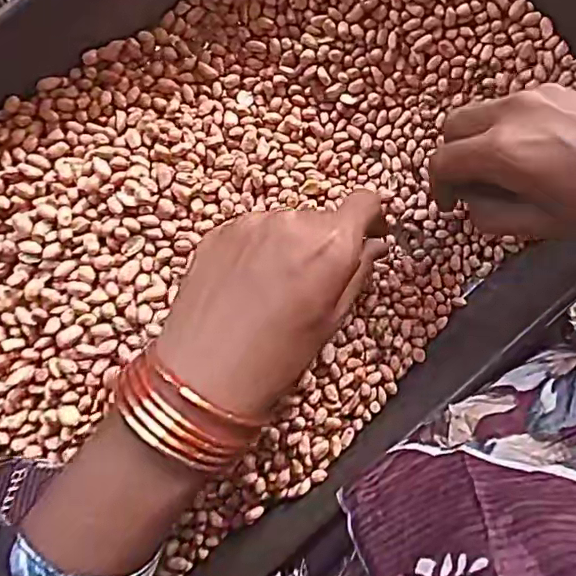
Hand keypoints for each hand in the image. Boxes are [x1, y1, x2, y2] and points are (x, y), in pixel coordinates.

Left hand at [153, 192, 389, 418]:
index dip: (372, 216)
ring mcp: (253, 223)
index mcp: (331, 244)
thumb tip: (373, 246)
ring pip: (289, 222)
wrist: (203, 373)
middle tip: (316, 280)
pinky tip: (252, 282)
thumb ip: (358, 272)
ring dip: (291, 243)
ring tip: (278, 286)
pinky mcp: (222, 230)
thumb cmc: (273, 357)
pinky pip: (255, 229)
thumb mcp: (332, 318)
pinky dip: (260, 247)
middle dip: (326, 241)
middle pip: (325, 216)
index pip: (365, 201)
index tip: (370, 231)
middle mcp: (293, 222)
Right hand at [428, 85, 575, 237]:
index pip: (442, 160)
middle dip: (453, 157)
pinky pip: (511, 105)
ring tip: (506, 171)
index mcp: (502, 150)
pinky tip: (533, 152)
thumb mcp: (542, 224)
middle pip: (452, 127)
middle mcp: (511, 113)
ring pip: (480, 112)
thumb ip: (491, 216)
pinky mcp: (556, 88)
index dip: (438, 187)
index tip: (450, 202)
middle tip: (471, 185)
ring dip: (478, 139)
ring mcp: (534, 95)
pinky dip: (505, 126)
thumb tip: (472, 207)